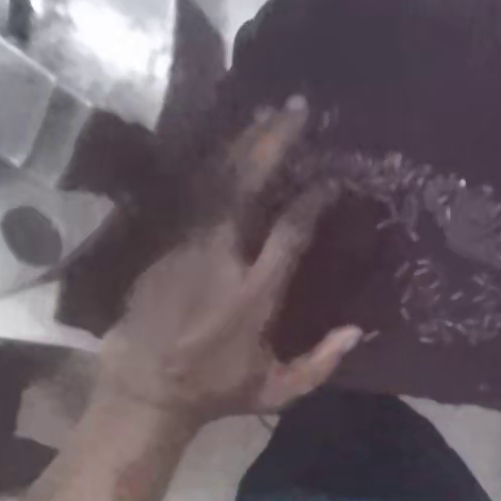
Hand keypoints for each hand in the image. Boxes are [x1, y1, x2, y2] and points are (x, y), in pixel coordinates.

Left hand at [99, 97, 362, 428]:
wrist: (143, 388)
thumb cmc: (215, 391)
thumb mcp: (275, 392)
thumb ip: (319, 364)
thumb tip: (357, 331)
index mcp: (254, 296)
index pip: (288, 234)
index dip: (311, 201)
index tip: (331, 179)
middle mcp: (221, 261)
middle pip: (247, 188)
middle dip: (273, 145)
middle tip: (296, 109)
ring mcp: (187, 248)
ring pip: (216, 183)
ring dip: (243, 145)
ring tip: (266, 112)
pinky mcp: (164, 246)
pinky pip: (193, 198)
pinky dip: (215, 168)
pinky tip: (230, 149)